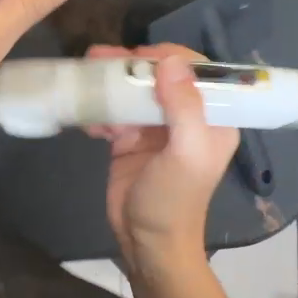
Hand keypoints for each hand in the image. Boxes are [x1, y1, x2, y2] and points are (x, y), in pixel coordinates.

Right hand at [84, 45, 238, 267]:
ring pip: (132, 90)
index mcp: (213, 118)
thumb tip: (170, 62)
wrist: (145, 241)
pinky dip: (97, 109)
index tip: (139, 56)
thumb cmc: (174, 200)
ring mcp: (153, 128)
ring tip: (84, 74)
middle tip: (100, 58)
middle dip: (130, 65)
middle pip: (159, 76)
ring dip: (108, 82)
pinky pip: (111, 111)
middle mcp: (185, 117)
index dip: (170, 57)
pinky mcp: (127, 138)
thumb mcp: (188, 154)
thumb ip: (184, 108)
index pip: (198, 72)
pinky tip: (85, 117)